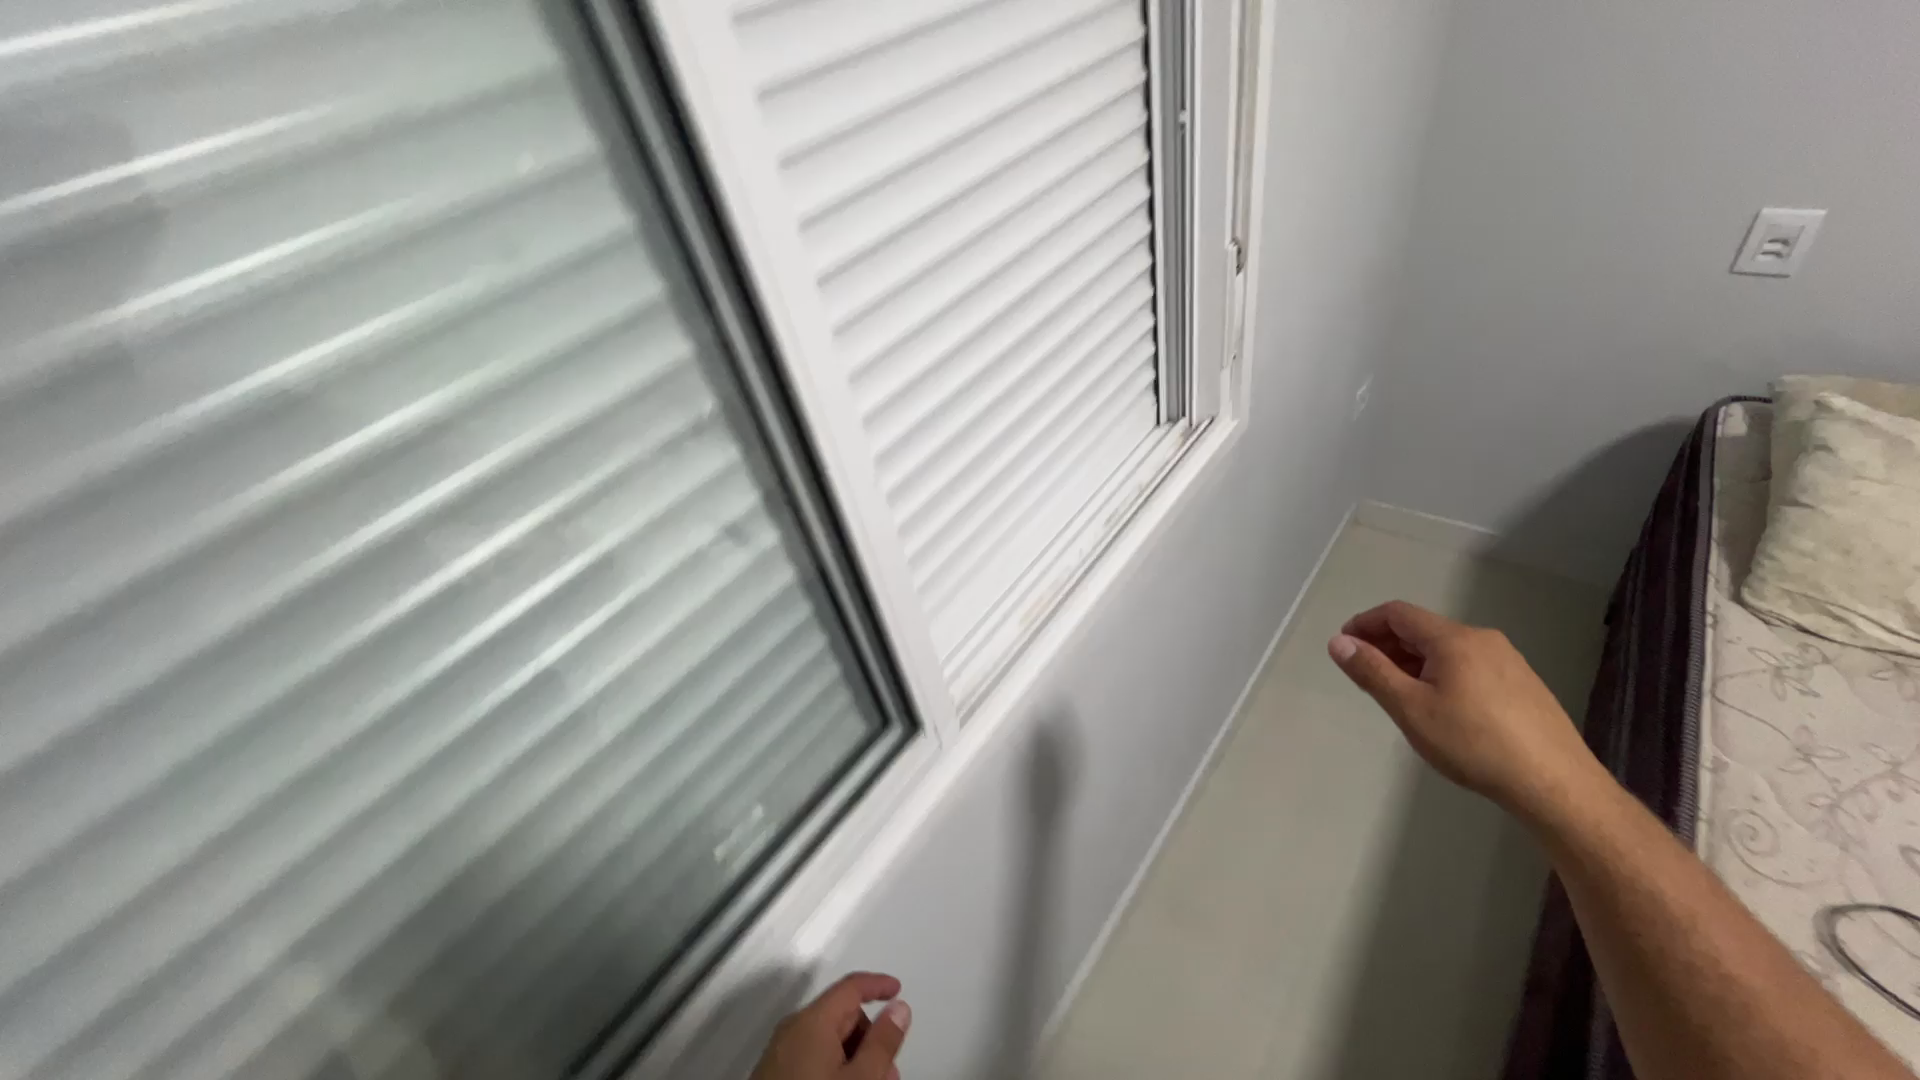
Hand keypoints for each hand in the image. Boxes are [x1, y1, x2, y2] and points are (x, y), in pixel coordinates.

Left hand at [749, 972, 910, 1079]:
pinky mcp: (775, 1074)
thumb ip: (882, 1042)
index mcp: (812, 1021)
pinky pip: (813, 1058)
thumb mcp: (860, 1079)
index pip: (851, 986)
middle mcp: (793, 1029)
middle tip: (889, 1071)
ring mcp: (780, 1052)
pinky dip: (835, 1068)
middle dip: (870, 1038)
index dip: (878, 984)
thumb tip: (899, 1007)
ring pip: (829, 1041)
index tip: (900, 990)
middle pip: (842, 1016)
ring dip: (855, 1058)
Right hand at [1327, 600, 1599, 818]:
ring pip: (1446, 648)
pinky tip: (1439, 705)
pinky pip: (1469, 664)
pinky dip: (1440, 672)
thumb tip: (1339, 642)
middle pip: (1422, 628)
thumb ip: (1371, 671)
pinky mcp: (1522, 684)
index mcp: (1453, 639)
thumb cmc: (1472, 743)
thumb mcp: (1410, 708)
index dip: (1365, 624)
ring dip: (1412, 659)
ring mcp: (1508, 661)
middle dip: (1386, 643)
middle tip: (1363, 672)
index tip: (1343, 646)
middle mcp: (1482, 639)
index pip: (1397, 613)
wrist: (1554, 783)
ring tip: (1396, 691)